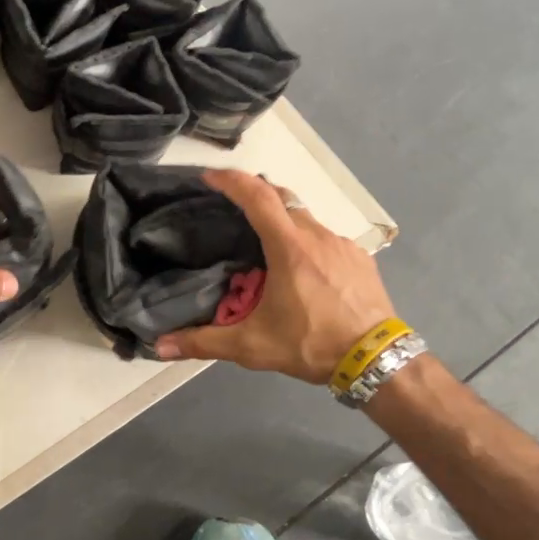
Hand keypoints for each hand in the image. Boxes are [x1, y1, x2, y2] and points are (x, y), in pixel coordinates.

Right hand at [154, 170, 395, 383]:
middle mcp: (316, 236)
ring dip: (282, 222)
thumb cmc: (312, 344)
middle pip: (282, 199)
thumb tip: (159, 345)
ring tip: (265, 246)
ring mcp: (343, 246)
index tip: (210, 177)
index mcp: (289, 247)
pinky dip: (307, 243)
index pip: (258, 197)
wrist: (379, 362)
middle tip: (231, 205)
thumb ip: (204, 342)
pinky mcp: (361, 259)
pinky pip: (326, 239)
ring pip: (305, 219)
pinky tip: (302, 270)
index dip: (232, 181)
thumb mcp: (252, 346)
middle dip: (255, 195)